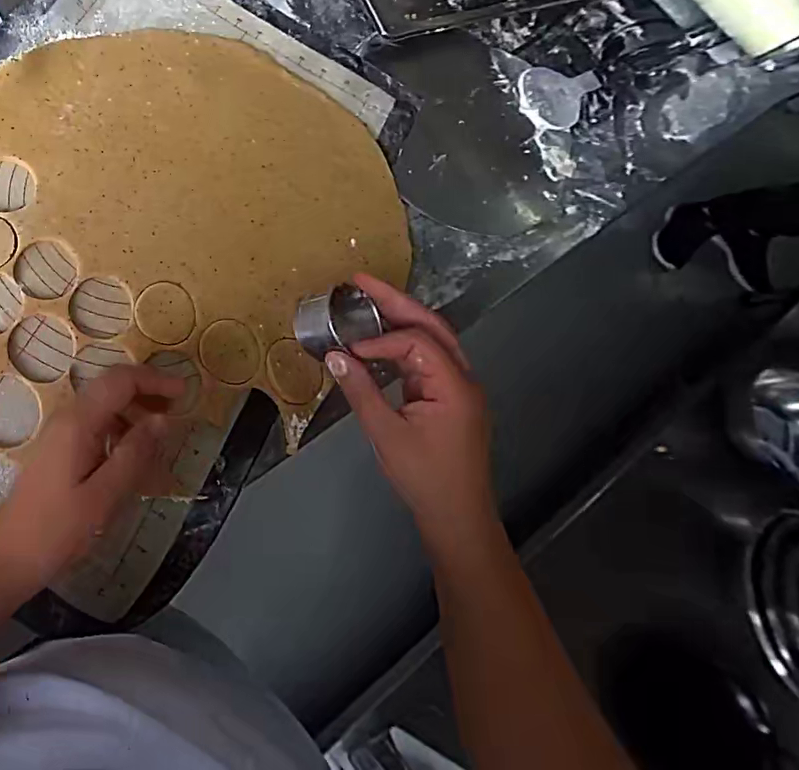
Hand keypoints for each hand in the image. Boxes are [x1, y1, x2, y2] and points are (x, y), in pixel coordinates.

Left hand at [0, 365, 183, 594]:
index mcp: (79, 422)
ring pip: (106, 405)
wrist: (7, 557)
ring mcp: (62, 432)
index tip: (184, 393)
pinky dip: (122, 428)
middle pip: (113, 386)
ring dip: (136, 410)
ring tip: (162, 435)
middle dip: (148, 390)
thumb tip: (162, 420)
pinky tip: (135, 454)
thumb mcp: (104, 496)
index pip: (121, 380)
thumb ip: (135, 454)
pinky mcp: (61, 449)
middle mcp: (69, 417)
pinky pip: (97, 425)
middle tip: (179, 410)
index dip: (155, 380)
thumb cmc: (56, 530)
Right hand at [328, 273, 494, 538]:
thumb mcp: (386, 434)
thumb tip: (335, 356)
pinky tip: (382, 339)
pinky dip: (404, 344)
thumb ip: (361, 391)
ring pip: (433, 339)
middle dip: (396, 301)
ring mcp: (459, 387)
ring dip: (402, 318)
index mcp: (455, 386)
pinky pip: (428, 359)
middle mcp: (463, 379)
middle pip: (431, 326)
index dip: (380, 340)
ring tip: (370, 298)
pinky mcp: (450, 398)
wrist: (457, 517)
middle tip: (361, 281)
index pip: (416, 343)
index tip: (349, 350)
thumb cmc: (425, 478)